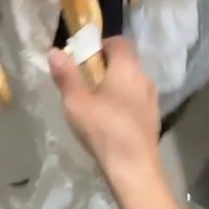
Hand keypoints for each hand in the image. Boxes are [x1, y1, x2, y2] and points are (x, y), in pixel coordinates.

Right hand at [49, 37, 161, 188]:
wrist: (134, 167)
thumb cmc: (103, 128)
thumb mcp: (76, 102)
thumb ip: (66, 75)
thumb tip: (55, 51)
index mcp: (127, 67)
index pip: (119, 42)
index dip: (101, 46)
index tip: (84, 59)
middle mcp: (144, 78)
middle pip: (126, 63)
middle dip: (106, 68)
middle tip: (84, 83)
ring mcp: (152, 100)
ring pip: (132, 84)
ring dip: (115, 88)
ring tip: (95, 105)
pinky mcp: (153, 119)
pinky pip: (136, 102)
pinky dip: (124, 105)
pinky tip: (110, 122)